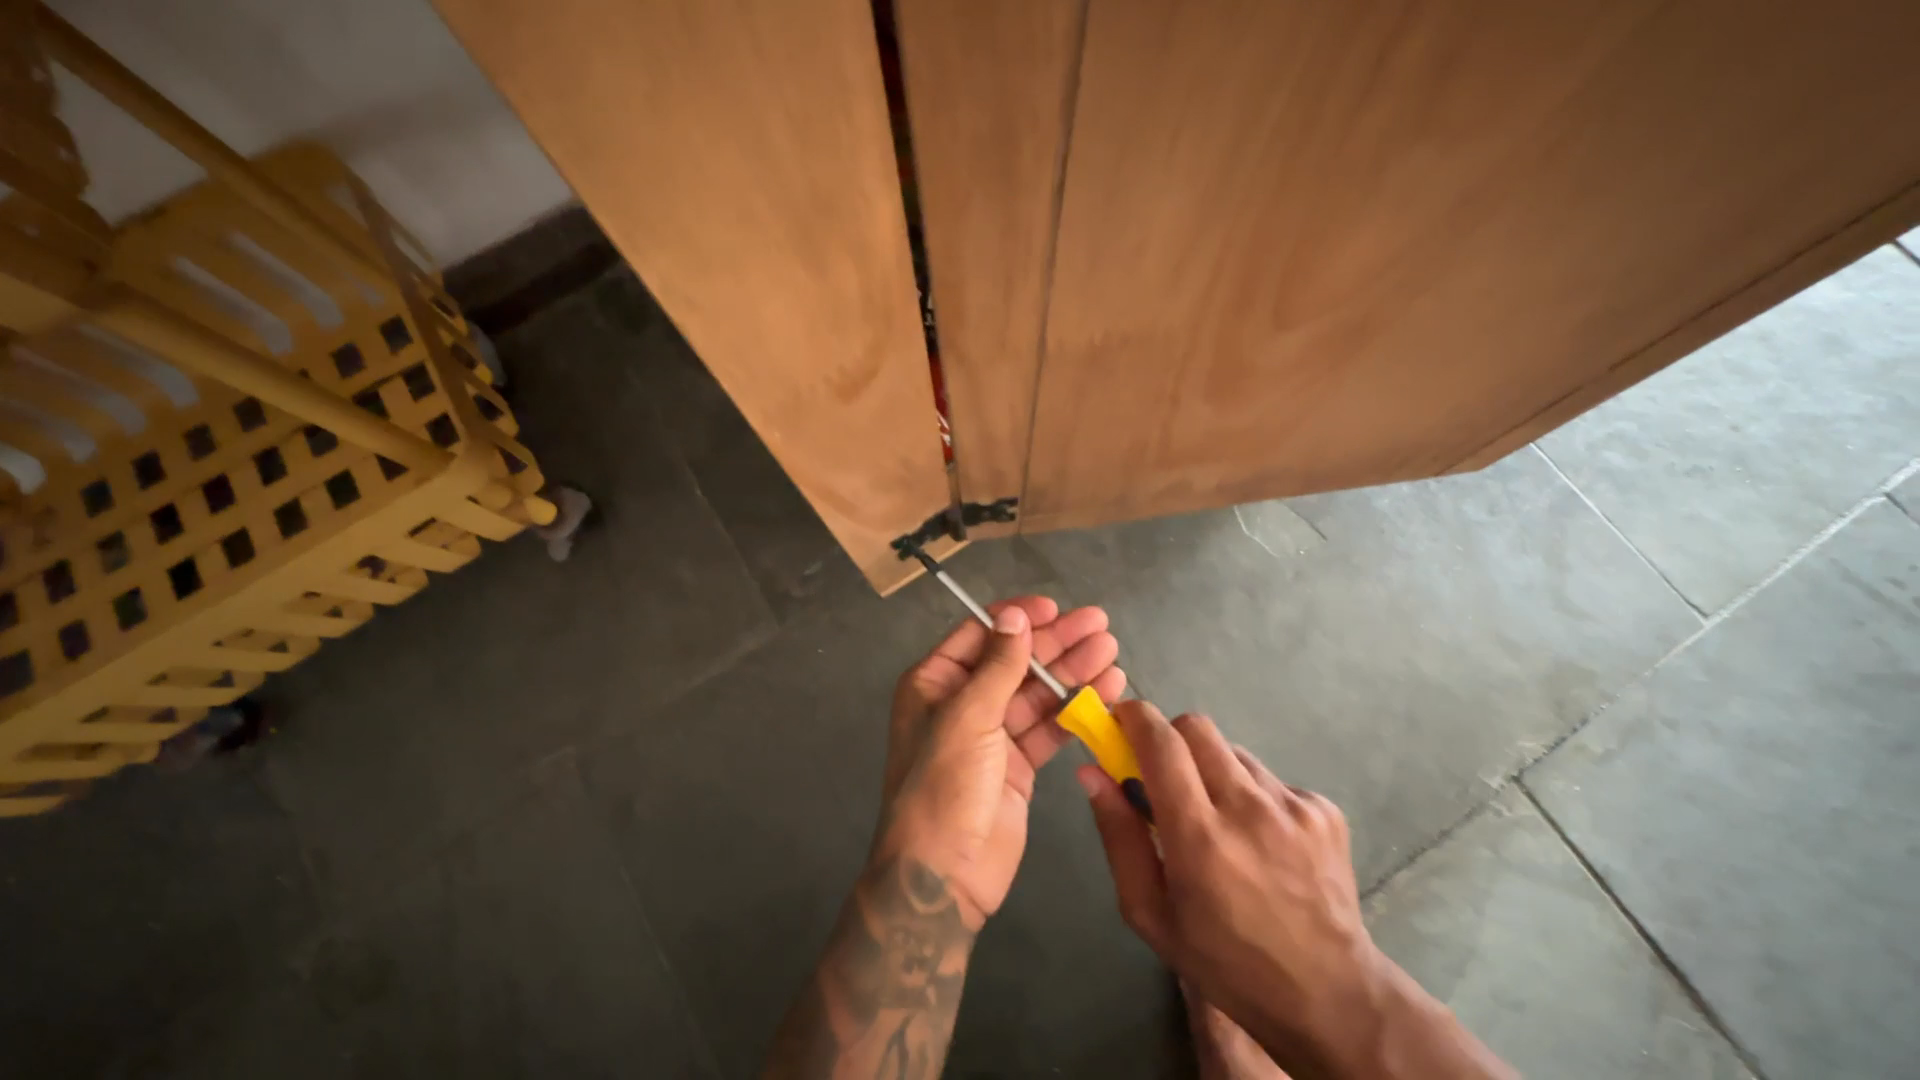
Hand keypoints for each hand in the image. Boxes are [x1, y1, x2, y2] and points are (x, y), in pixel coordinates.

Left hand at [874, 596, 1125, 927]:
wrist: (944, 873)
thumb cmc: (944, 784)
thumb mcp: (967, 717)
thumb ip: (997, 666)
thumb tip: (1016, 617)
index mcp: (935, 683)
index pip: (980, 636)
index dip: (1018, 619)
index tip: (1056, 608)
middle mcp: (962, 703)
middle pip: (1015, 661)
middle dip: (1056, 643)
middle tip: (1099, 626)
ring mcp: (992, 736)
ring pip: (1037, 693)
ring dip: (1072, 673)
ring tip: (1111, 653)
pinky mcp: (1018, 766)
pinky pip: (1049, 728)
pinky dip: (1075, 710)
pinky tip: (1105, 691)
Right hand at [1078, 702, 1390, 1075]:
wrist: (1328, 993)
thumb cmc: (1222, 960)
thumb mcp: (1149, 912)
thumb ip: (1118, 836)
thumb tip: (1091, 772)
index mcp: (1200, 837)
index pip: (1162, 743)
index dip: (1134, 718)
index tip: (1119, 720)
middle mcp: (1249, 808)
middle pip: (1197, 728)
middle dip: (1170, 739)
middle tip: (1164, 775)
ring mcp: (1294, 806)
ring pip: (1234, 752)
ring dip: (1213, 770)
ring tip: (1219, 821)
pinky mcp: (1325, 810)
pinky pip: (1271, 779)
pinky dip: (1253, 796)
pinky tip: (1260, 841)